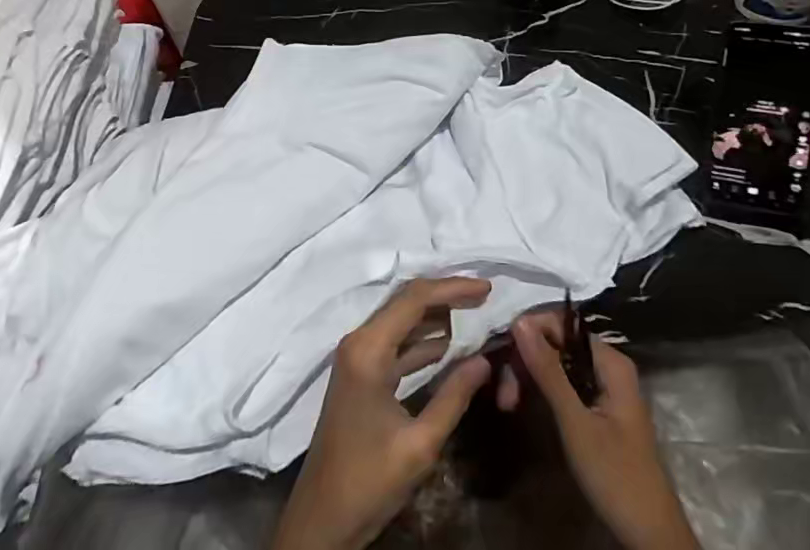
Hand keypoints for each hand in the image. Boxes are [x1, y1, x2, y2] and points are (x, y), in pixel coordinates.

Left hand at [271, 277, 493, 549]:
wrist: (322, 521)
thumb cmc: (368, 481)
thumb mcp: (420, 443)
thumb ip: (454, 396)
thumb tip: (485, 359)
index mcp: (368, 351)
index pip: (414, 299)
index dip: (453, 288)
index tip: (487, 288)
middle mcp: (359, 343)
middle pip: (406, 301)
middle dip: (446, 294)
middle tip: (484, 295)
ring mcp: (357, 358)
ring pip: (401, 320)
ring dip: (437, 315)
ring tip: (475, 314)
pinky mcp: (360, 374)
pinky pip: (396, 342)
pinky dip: (424, 339)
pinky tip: (451, 345)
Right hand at [507, 311, 700, 549]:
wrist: (647, 531)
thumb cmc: (614, 474)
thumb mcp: (575, 422)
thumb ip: (548, 371)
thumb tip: (520, 322)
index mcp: (610, 361)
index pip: (562, 325)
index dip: (530, 332)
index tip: (501, 354)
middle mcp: (608, 365)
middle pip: (558, 345)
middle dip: (527, 362)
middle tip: (503, 395)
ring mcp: (603, 387)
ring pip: (557, 366)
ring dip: (530, 379)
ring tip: (508, 406)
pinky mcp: (596, 407)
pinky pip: (564, 385)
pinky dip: (542, 393)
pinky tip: (522, 406)